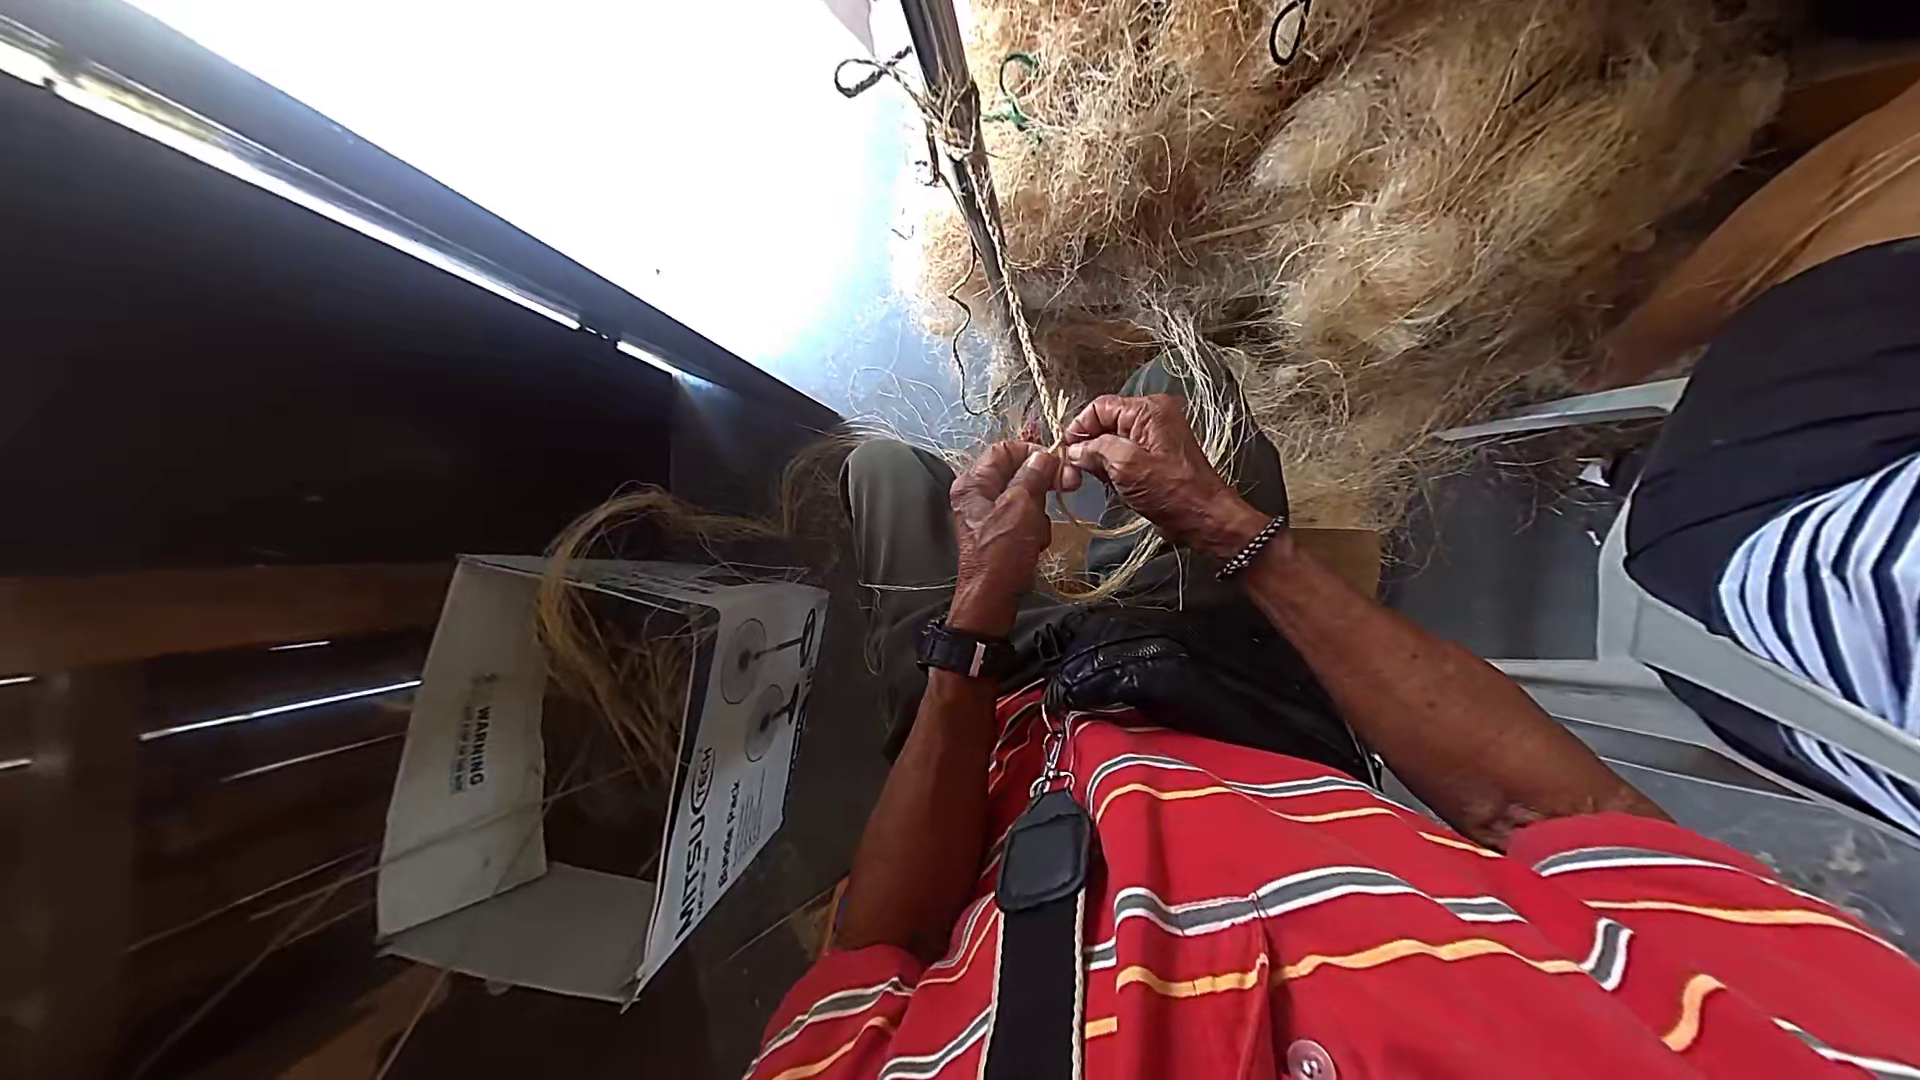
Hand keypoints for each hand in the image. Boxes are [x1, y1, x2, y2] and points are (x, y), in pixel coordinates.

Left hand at [948, 441, 1064, 636]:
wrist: (992, 600)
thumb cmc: (1001, 554)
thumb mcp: (1020, 509)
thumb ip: (1032, 477)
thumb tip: (1045, 455)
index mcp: (973, 483)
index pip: (1005, 449)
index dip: (1033, 451)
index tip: (1058, 462)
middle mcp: (976, 495)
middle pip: (1018, 473)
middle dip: (1041, 485)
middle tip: (1066, 487)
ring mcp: (988, 515)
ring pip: (1026, 498)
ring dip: (1038, 513)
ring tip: (1036, 532)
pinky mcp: (1000, 534)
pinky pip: (1025, 519)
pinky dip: (1034, 529)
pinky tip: (1033, 544)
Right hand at [1061, 394, 1266, 557]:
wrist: (1204, 518)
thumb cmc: (1172, 491)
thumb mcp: (1126, 466)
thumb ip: (1095, 450)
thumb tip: (1073, 451)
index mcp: (1148, 410)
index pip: (1099, 407)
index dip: (1078, 428)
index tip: (1065, 452)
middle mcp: (1152, 416)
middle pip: (1104, 423)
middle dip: (1087, 445)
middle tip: (1076, 471)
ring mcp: (1154, 436)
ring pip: (1111, 440)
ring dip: (1098, 459)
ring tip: (1095, 479)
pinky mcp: (1154, 456)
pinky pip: (1123, 455)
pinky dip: (1111, 467)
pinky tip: (1110, 483)